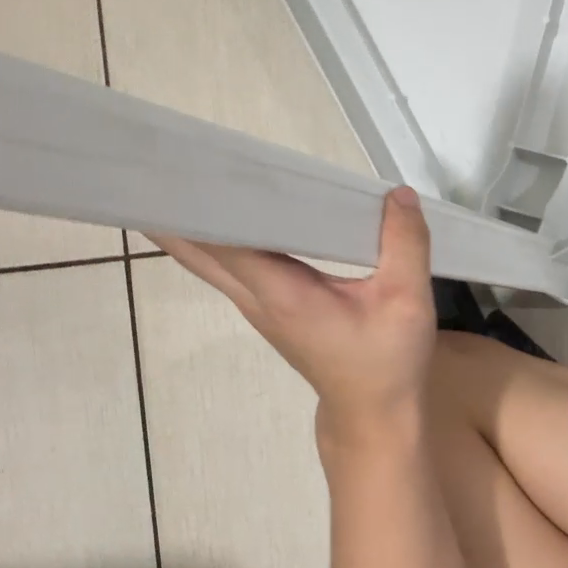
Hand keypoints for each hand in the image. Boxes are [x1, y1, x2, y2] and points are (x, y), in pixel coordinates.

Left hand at [152, 186, 437, 447]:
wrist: (375, 414)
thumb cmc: (387, 362)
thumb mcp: (407, 302)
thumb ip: (405, 245)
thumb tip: (399, 195)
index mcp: (281, 292)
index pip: (220, 237)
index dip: (194, 198)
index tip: (173, 158)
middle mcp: (255, 296)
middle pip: (192, 247)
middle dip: (170, 203)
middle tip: (159, 154)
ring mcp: (256, 305)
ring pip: (206, 256)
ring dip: (191, 216)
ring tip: (187, 168)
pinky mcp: (269, 309)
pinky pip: (230, 263)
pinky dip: (219, 233)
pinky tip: (235, 209)